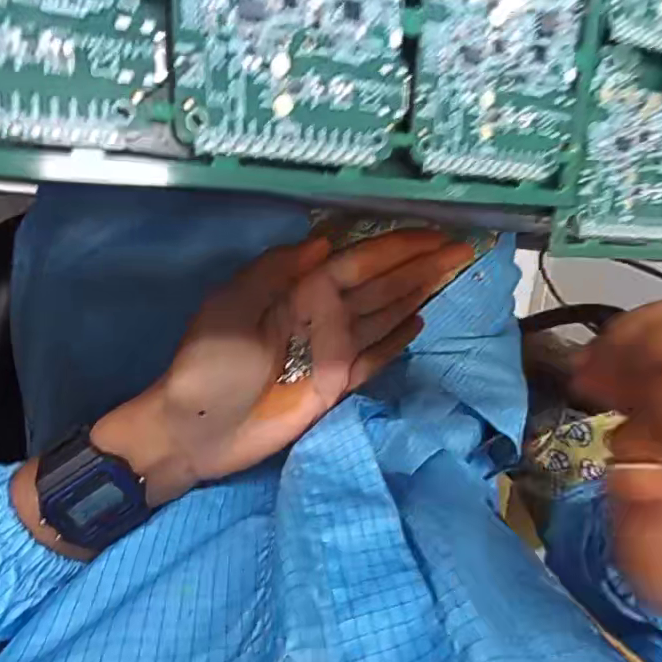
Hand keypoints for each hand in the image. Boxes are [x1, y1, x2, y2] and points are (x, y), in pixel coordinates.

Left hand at [15, 229, 475, 556]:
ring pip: (384, 315)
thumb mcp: (231, 306)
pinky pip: (374, 358)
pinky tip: (419, 321)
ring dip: (417, 294)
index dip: (398, 246)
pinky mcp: (336, 387)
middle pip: (381, 285)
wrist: (195, 429)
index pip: (359, 261)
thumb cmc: (208, 365)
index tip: (437, 232)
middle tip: (465, 248)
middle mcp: (322, 316)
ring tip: (453, 273)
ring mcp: (332, 353)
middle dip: (421, 266)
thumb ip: (276, 272)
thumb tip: (324, 241)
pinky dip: (395, 341)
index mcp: (298, 291)